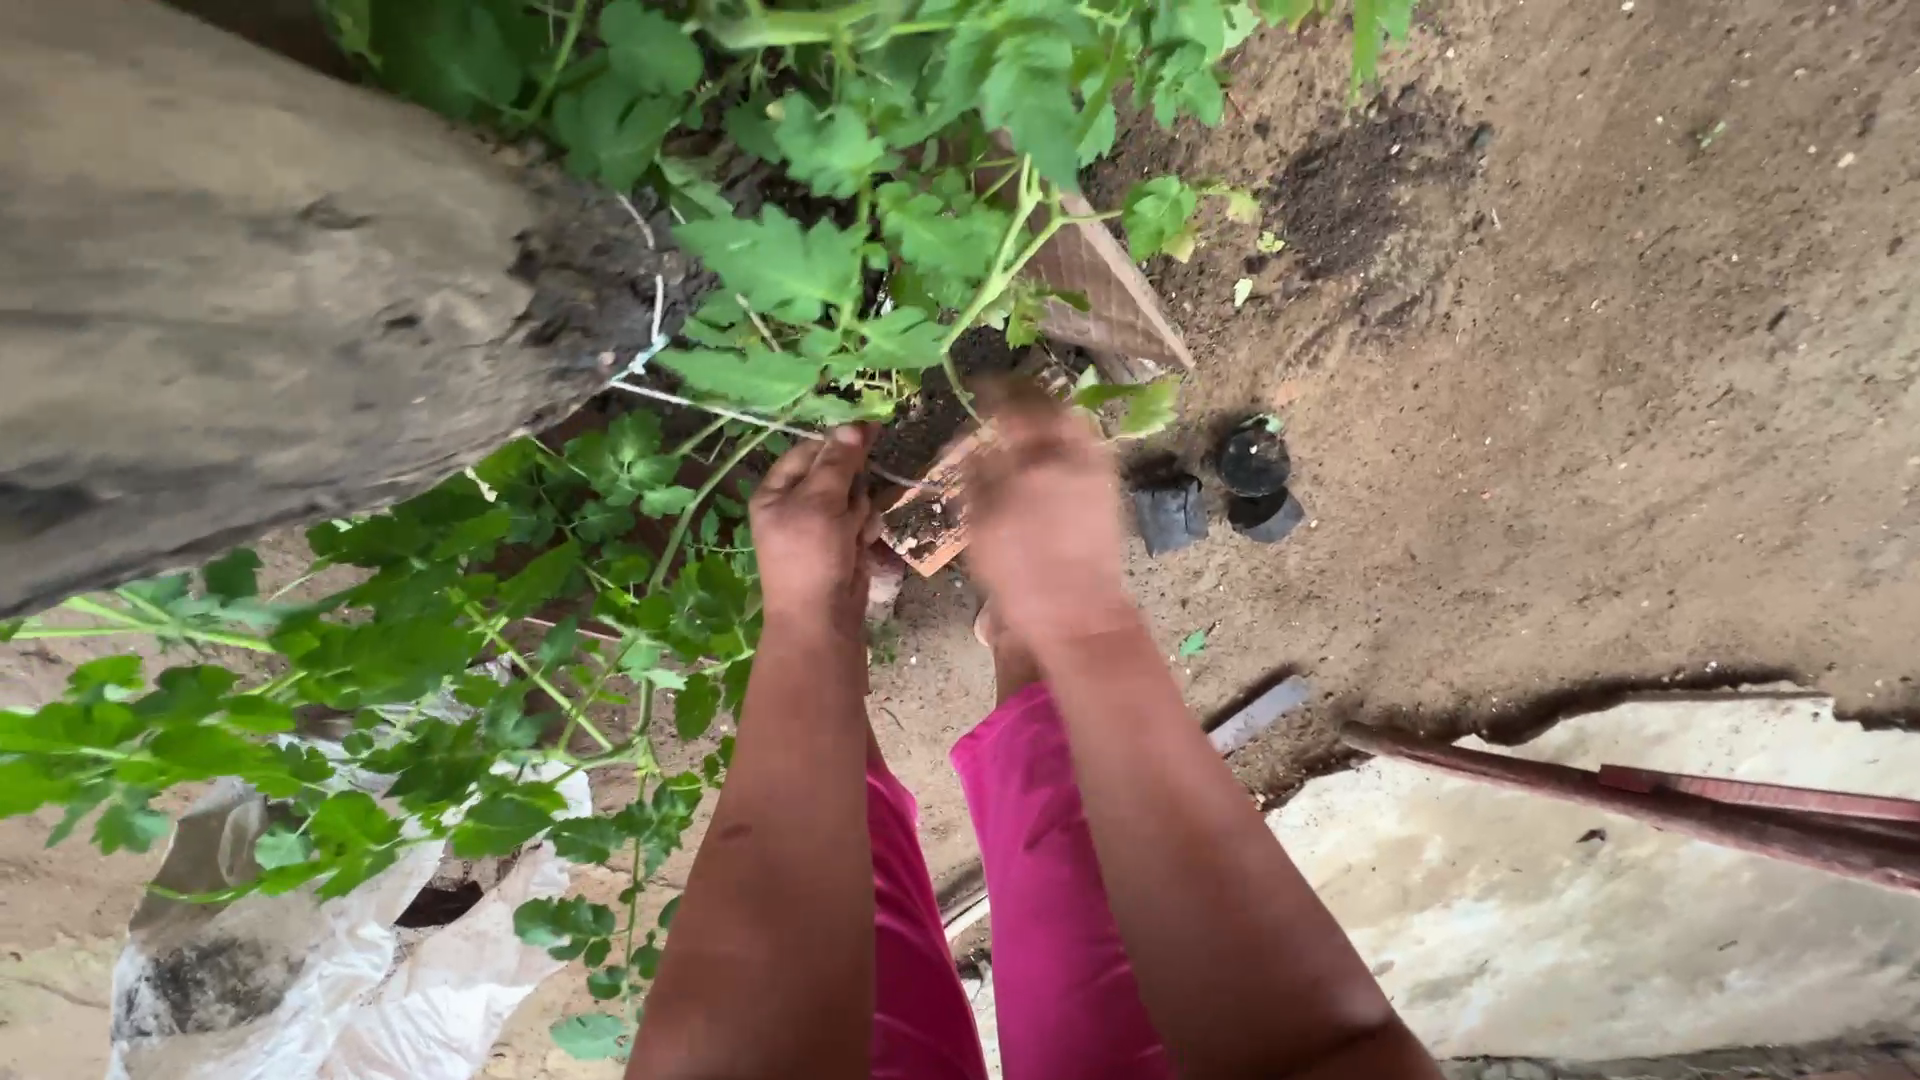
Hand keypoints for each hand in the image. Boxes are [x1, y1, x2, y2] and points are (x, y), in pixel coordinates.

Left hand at [750, 425, 877, 638]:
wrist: (822, 617)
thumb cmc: (810, 556)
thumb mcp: (820, 503)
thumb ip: (838, 463)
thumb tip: (854, 426)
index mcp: (775, 491)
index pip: (808, 451)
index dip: (837, 442)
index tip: (869, 431)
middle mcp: (795, 504)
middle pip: (835, 472)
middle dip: (852, 484)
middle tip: (854, 497)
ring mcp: (820, 525)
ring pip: (854, 495)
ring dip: (860, 509)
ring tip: (854, 531)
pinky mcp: (842, 543)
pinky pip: (860, 519)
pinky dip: (864, 529)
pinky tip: (862, 544)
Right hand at [962, 384, 1136, 648]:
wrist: (1078, 610)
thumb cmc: (1019, 579)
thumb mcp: (981, 533)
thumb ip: (974, 481)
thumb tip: (969, 446)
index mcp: (1023, 468)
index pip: (1005, 412)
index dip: (992, 392)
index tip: (981, 385)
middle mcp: (1062, 458)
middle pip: (1044, 406)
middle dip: (1024, 391)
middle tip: (1008, 389)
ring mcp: (1091, 468)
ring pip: (1073, 418)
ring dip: (1052, 406)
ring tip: (1036, 409)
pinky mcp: (1109, 483)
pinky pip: (1092, 441)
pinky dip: (1074, 429)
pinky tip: (1062, 438)